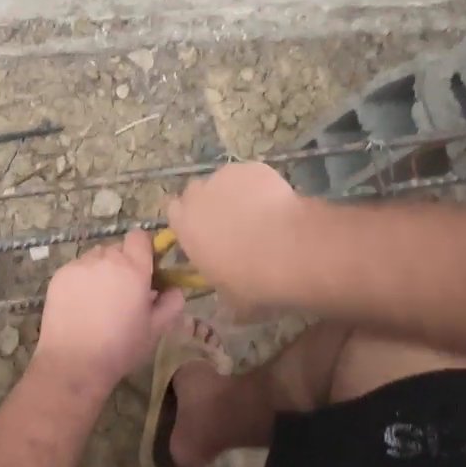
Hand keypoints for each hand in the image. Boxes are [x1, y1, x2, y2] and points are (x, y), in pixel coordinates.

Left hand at [35, 230, 186, 389]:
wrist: (74, 362)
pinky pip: (77, 268)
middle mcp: (106, 259)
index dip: (143, 249)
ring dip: (101, 269)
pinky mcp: (59, 275)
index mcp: (133, 268)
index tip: (145, 269)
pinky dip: (82, 279)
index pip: (139, 237)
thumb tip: (174, 289)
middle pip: (117, 248)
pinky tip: (80, 303)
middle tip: (122, 291)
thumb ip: (171, 304)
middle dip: (122, 263)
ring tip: (99, 298)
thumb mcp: (155, 329)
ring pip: (96, 257)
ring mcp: (80, 265)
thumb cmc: (120, 347)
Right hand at [166, 163, 316, 313]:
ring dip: (235, 194)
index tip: (203, 232)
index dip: (188, 220)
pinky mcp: (253, 167)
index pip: (174, 212)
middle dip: (209, 204)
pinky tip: (276, 203)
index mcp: (184, 226)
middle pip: (196, 193)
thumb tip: (227, 299)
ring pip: (224, 181)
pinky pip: (251, 175)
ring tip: (260, 214)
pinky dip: (259, 186)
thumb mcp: (231, 299)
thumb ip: (221, 290)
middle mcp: (197, 195)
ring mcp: (225, 177)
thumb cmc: (253, 281)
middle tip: (232, 224)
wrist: (291, 250)